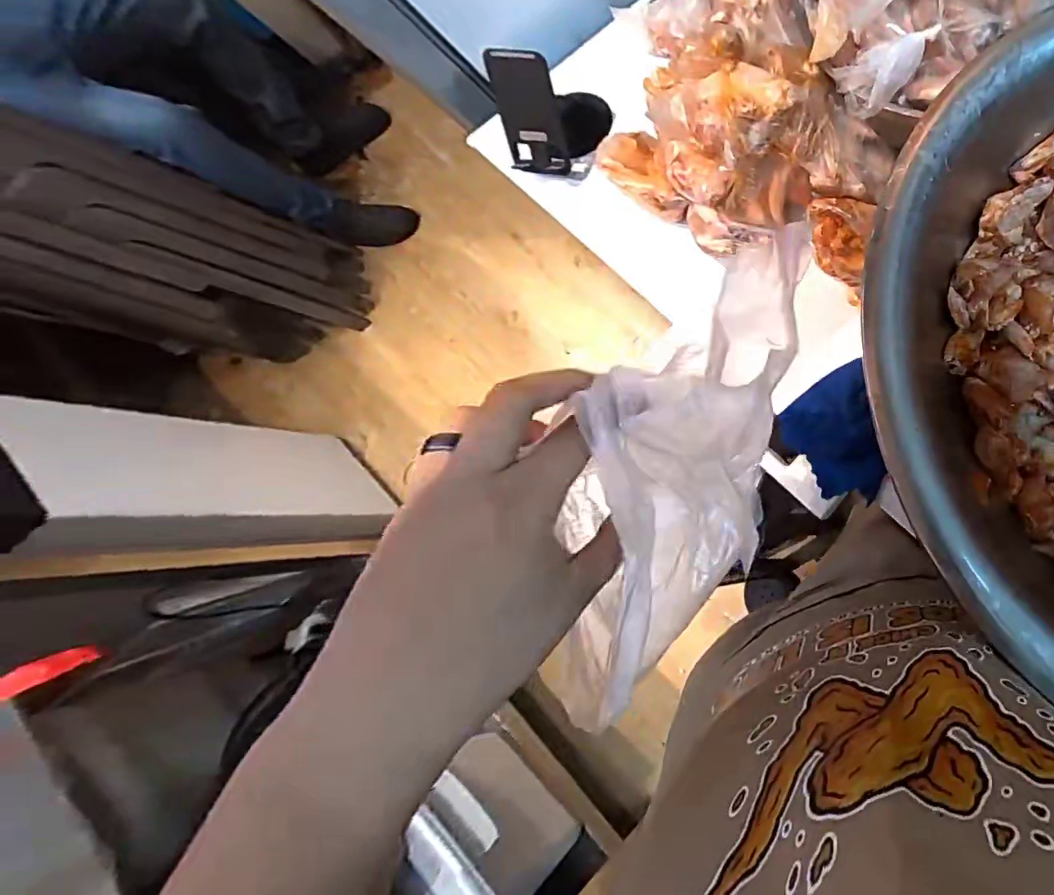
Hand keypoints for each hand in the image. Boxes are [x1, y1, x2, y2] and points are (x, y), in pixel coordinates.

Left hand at [310, 370, 618, 745]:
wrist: (381, 704)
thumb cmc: (492, 653)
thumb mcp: (570, 597)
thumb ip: (607, 543)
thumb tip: (626, 507)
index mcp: (519, 502)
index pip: (575, 434)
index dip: (613, 410)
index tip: (640, 401)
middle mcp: (469, 483)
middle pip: (508, 400)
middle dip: (556, 382)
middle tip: (592, 389)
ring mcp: (428, 495)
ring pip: (467, 423)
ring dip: (513, 415)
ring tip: (544, 437)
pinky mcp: (405, 515)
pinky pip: (448, 459)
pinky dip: (484, 451)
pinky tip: (503, 488)